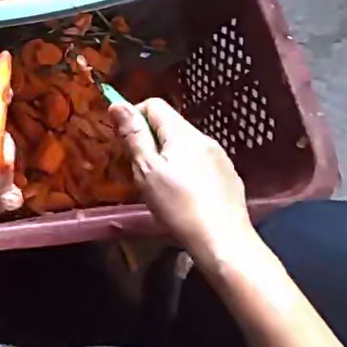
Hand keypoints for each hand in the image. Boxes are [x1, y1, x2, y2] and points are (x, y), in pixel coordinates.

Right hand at [111, 98, 257, 268]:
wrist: (224, 242)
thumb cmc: (179, 207)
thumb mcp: (147, 171)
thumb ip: (134, 136)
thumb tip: (118, 104)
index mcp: (183, 134)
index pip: (154, 104)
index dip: (135, 117)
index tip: (127, 144)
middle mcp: (204, 138)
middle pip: (169, 124)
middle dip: (150, 140)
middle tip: (141, 170)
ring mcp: (220, 157)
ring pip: (184, 144)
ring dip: (168, 155)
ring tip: (161, 186)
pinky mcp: (228, 175)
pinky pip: (199, 161)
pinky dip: (186, 168)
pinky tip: (184, 195)